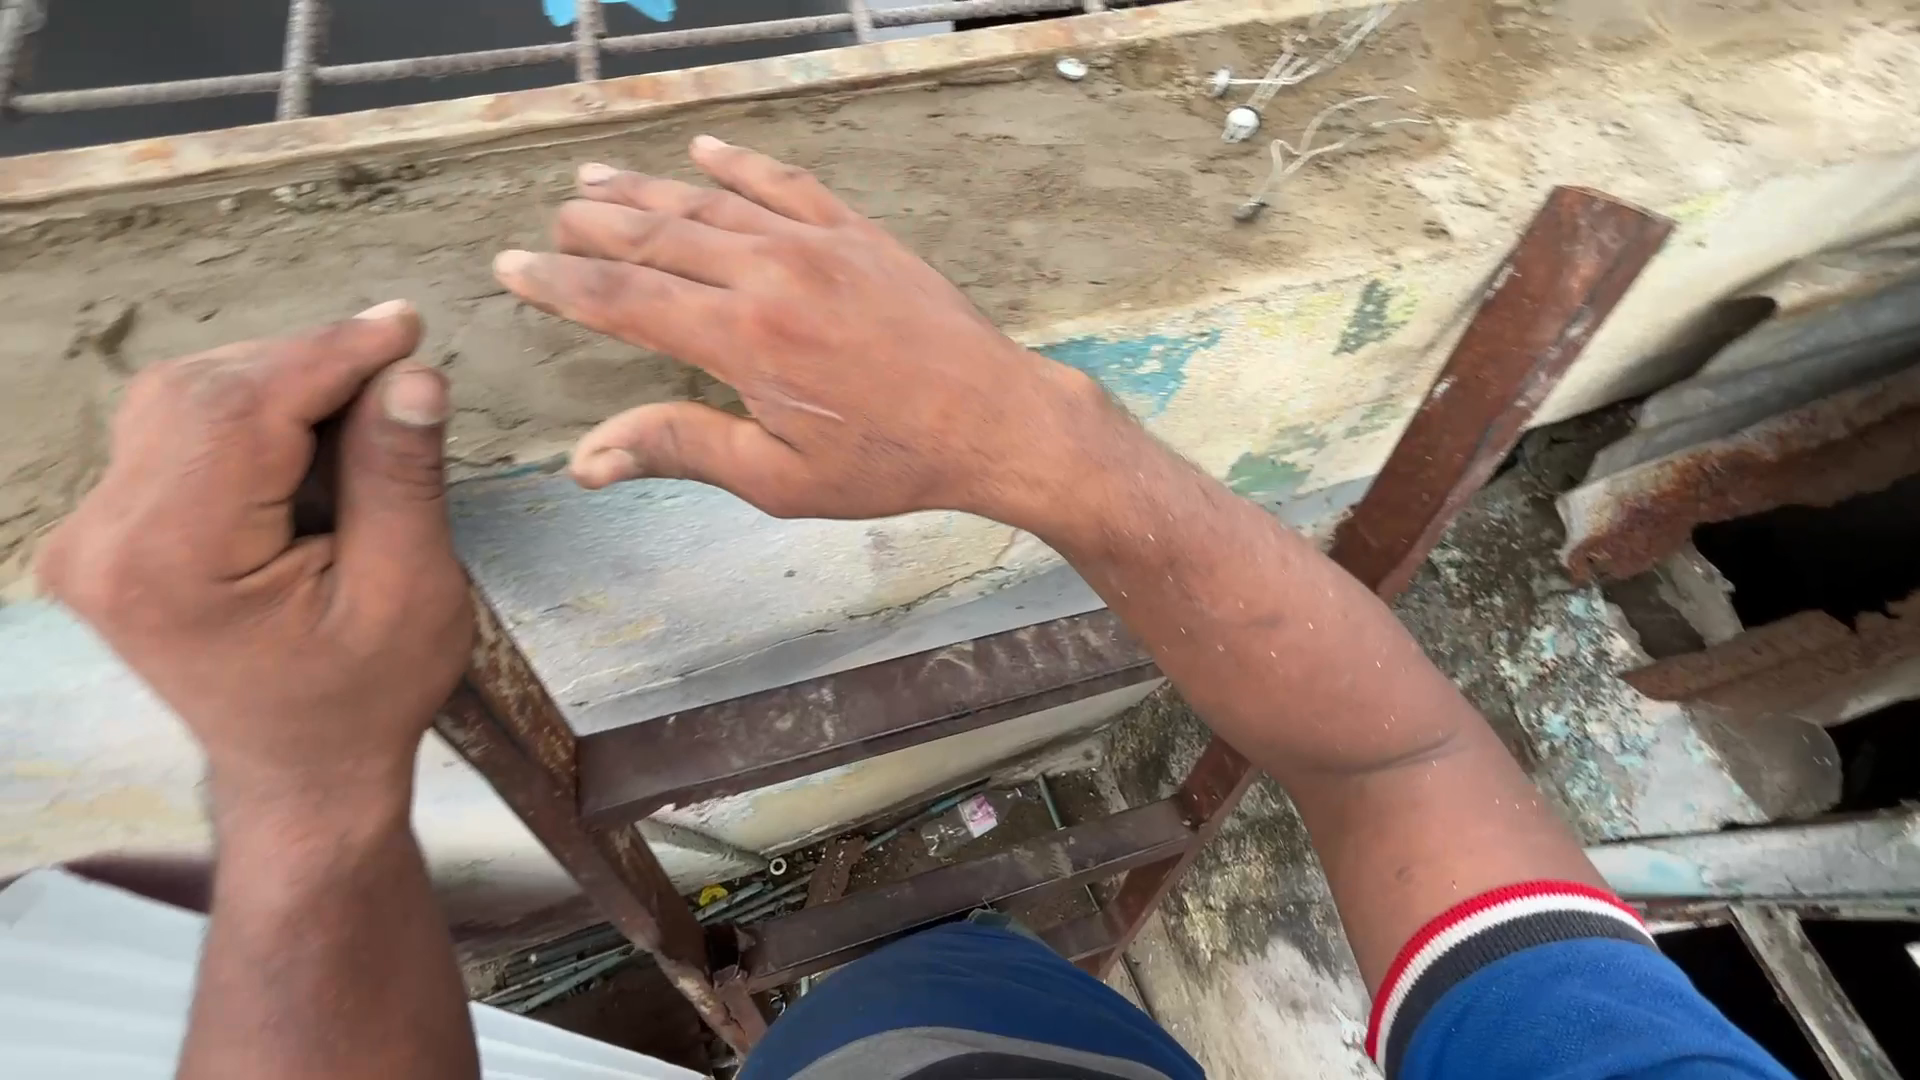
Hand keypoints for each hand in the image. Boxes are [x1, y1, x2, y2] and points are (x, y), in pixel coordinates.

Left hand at [35, 304, 472, 815]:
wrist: (309, 765)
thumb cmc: (373, 689)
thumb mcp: (412, 589)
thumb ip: (401, 480)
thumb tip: (414, 378)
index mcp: (168, 562)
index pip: (241, 413)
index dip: (328, 356)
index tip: (404, 323)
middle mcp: (100, 539)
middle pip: (197, 396)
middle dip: (307, 365)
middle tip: (401, 364)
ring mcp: (95, 536)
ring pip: (182, 405)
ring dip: (283, 386)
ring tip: (370, 401)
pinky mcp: (118, 535)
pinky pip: (183, 439)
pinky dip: (260, 417)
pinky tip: (319, 435)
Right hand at [492, 136, 1112, 528]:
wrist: (992, 421)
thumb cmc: (891, 463)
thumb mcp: (783, 480)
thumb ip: (684, 450)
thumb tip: (589, 460)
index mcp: (741, 341)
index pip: (622, 300)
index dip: (559, 285)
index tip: (512, 269)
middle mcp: (769, 275)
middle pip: (656, 237)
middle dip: (594, 230)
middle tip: (553, 224)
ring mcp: (818, 245)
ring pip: (710, 202)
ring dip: (646, 190)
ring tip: (597, 182)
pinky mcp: (860, 235)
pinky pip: (786, 183)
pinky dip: (739, 164)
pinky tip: (704, 152)